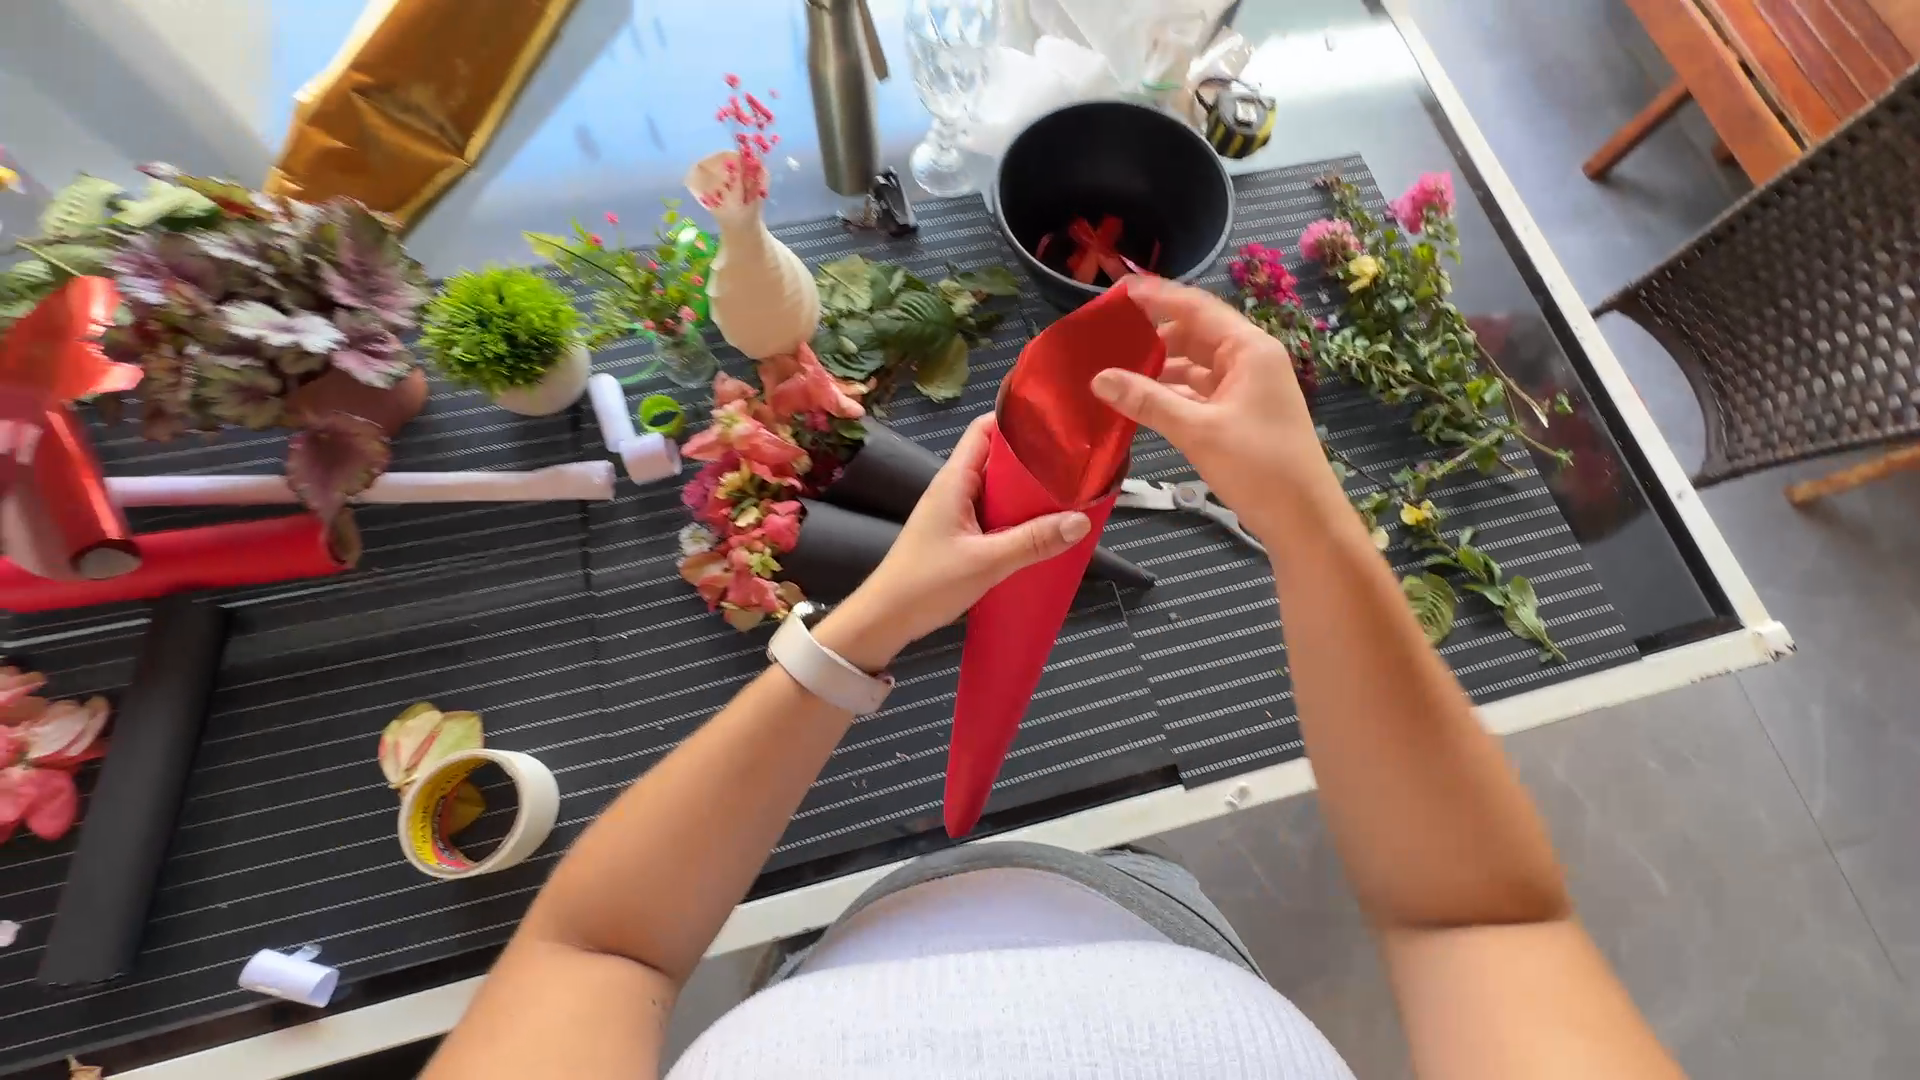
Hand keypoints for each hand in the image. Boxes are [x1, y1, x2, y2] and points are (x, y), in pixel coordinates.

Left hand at [815, 414, 1090, 670]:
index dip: (1017, 419)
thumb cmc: (927, 583)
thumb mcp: (986, 562)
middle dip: (1034, 460)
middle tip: (1076, 464)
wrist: (885, 620)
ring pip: (998, 490)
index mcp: (954, 480)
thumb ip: (1034, 541)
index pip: (984, 430)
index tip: (1056, 422)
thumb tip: (1082, 520)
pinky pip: (994, 515)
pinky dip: (1017, 517)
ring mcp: (955, 513)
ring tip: (1070, 494)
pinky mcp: (958, 536)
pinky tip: (1043, 529)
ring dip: (1028, 492)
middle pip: (997, 459)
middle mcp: (954, 489)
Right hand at [1092, 276, 1344, 544]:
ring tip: (1113, 370)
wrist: (1302, 518)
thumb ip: (1147, 401)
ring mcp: (1244, 389)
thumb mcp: (1197, 431)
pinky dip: (1169, 395)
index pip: (1196, 307)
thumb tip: (1098, 378)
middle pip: (1193, 335)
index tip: (1118, 291)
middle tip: (1106, 337)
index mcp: (1248, 349)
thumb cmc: (1258, 466)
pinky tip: (1138, 402)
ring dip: (1157, 369)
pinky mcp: (1238, 415)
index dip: (1157, 296)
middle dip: (1151, 335)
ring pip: (1192, 367)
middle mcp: (1249, 360)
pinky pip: (1197, 393)